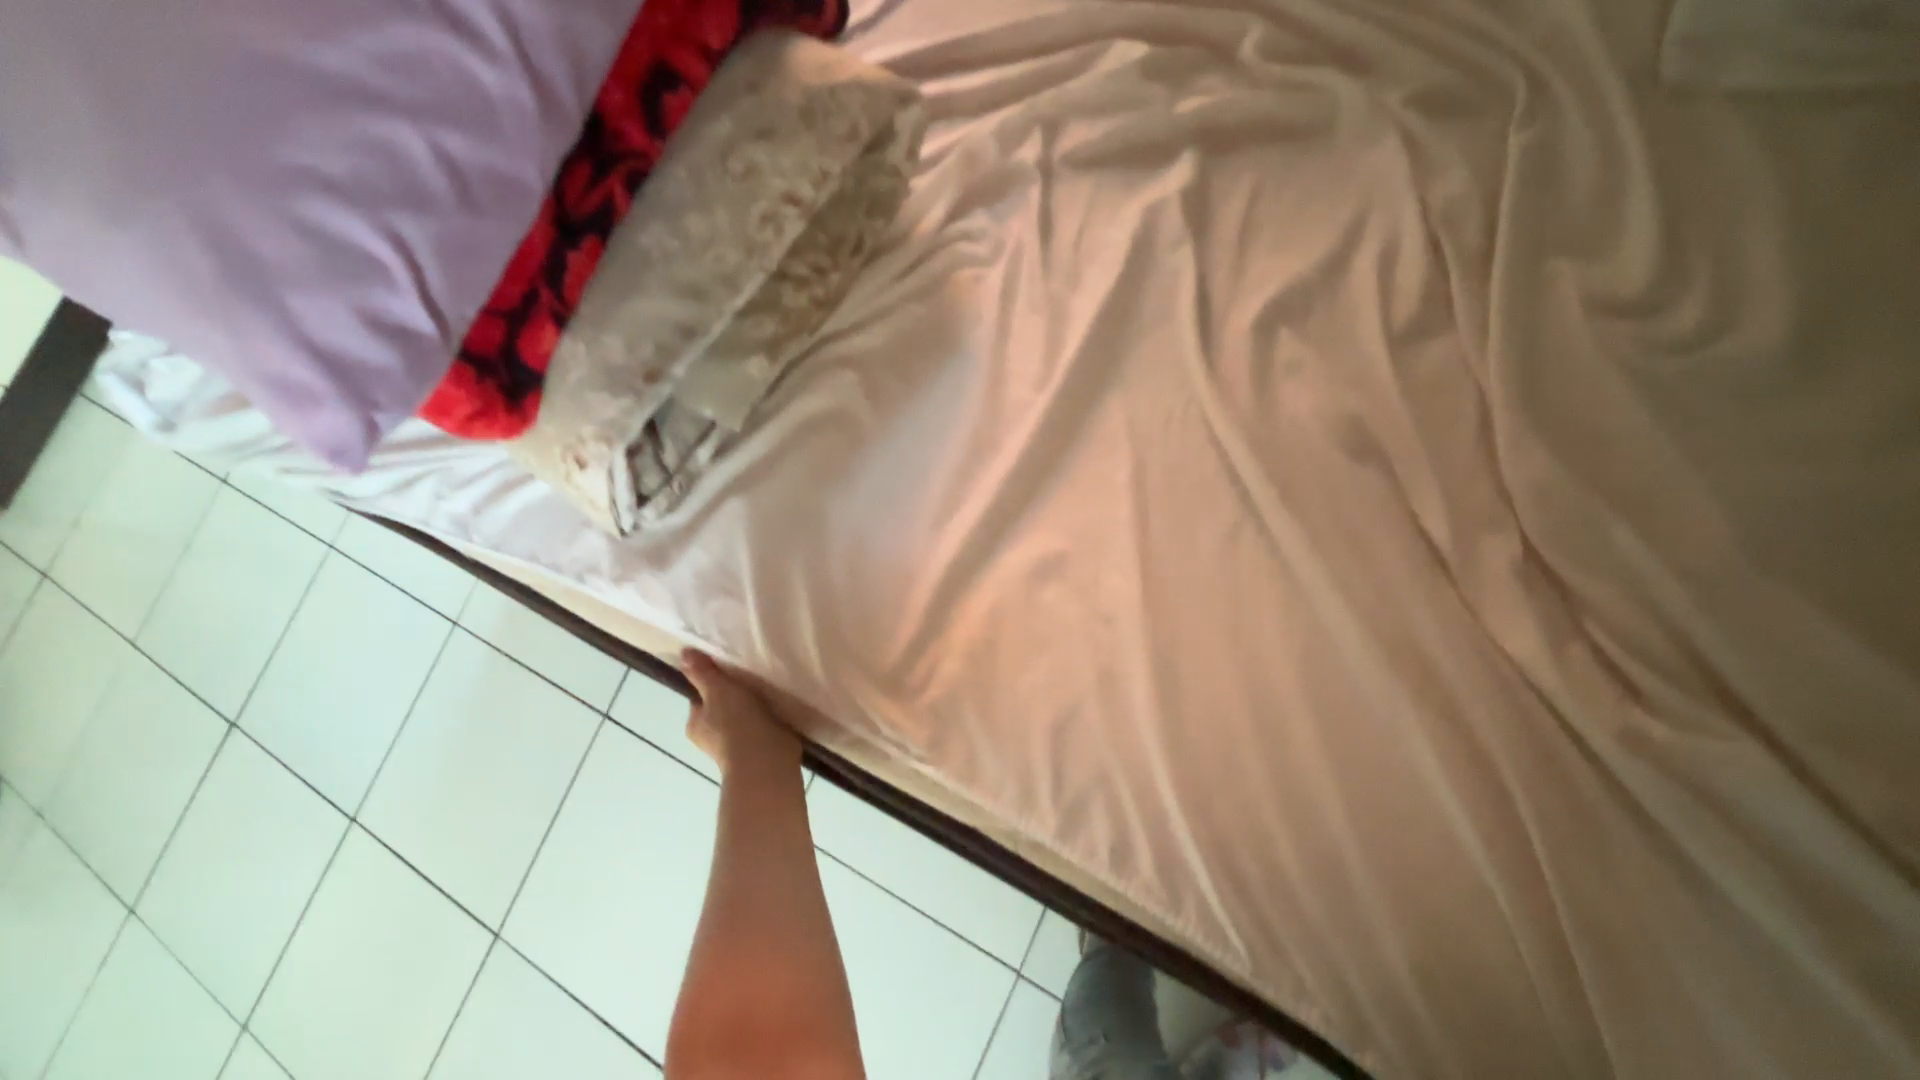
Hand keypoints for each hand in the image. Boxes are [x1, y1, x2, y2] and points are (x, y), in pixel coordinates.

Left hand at [680, 650, 803, 777]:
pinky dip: (770, 718)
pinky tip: (780, 706)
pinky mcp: (760, 748)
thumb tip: (684, 653)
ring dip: (755, 707)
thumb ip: (702, 672)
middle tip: (753, 676)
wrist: (765, 760)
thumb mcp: (716, 690)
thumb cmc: (735, 724)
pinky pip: (763, 726)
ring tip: (770, 689)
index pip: (701, 697)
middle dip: (736, 695)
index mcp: (696, 724)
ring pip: (744, 716)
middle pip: (723, 706)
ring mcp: (737, 744)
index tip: (730, 670)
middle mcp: (713, 737)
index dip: (713, 682)